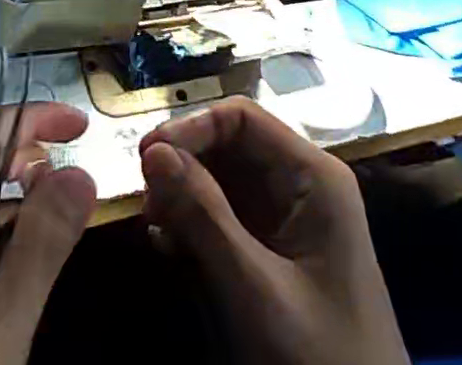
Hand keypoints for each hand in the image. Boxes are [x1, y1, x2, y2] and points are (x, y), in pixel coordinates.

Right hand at [138, 96, 409, 364]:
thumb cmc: (318, 356)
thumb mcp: (254, 289)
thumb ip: (203, 216)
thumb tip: (152, 152)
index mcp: (313, 176)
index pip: (243, 119)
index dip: (192, 127)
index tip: (144, 157)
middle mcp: (301, 184)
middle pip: (231, 146)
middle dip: (184, 164)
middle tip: (143, 200)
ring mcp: (288, 217)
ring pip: (223, 180)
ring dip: (184, 196)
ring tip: (152, 226)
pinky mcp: (274, 250)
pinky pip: (226, 216)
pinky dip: (194, 224)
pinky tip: (168, 247)